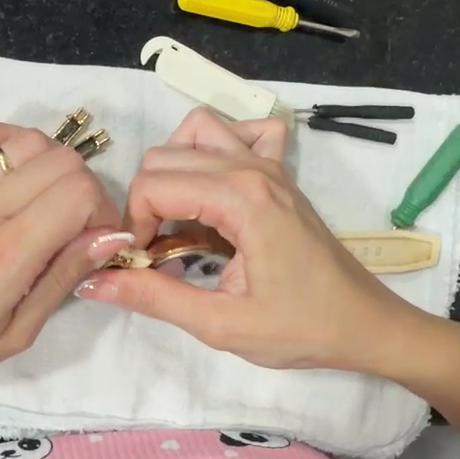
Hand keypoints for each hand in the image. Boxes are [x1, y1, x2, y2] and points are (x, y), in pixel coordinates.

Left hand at [0, 120, 129, 384]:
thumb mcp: (17, 333)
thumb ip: (64, 277)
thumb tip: (111, 237)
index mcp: (6, 254)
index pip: (78, 193)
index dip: (104, 213)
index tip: (97, 242)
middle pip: (64, 160)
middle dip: (88, 190)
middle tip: (78, 225)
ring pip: (32, 140)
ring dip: (56, 166)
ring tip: (50, 202)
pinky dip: (16, 144)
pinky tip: (19, 177)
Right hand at [77, 108, 427, 371]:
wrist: (366, 326)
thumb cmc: (301, 328)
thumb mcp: (220, 324)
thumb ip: (153, 297)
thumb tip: (93, 281)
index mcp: (240, 199)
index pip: (152, 186)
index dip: (134, 226)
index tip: (144, 265)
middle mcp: (252, 168)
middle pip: (164, 157)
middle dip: (145, 202)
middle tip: (156, 250)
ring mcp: (269, 165)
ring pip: (196, 129)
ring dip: (173, 167)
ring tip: (177, 214)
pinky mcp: (280, 173)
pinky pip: (243, 131)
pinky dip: (219, 145)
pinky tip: (215, 185)